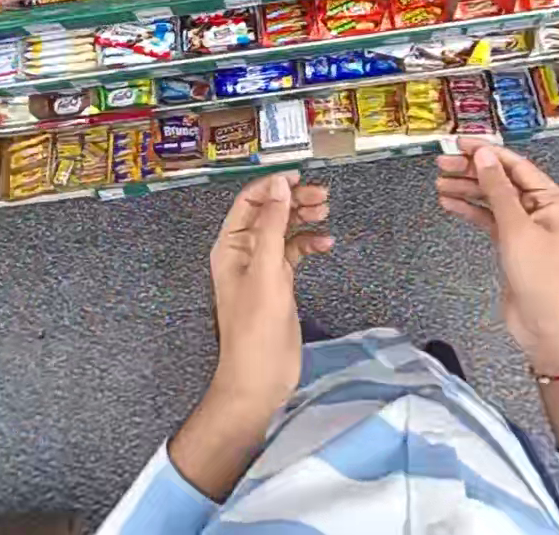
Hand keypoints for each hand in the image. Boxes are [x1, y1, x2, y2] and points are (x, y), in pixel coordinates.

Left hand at [171, 173, 331, 500]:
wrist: (261, 380)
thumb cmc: (257, 326)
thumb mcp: (266, 270)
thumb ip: (272, 225)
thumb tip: (279, 184)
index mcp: (231, 245)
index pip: (249, 202)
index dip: (272, 186)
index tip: (298, 178)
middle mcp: (245, 251)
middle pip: (270, 212)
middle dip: (294, 200)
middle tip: (322, 196)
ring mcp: (263, 266)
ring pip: (284, 229)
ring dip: (304, 218)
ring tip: (326, 212)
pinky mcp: (279, 280)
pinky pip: (295, 251)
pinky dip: (310, 243)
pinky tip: (327, 243)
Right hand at [436, 137, 558, 377]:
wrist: (551, 332)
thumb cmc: (546, 283)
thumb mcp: (518, 229)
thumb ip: (498, 189)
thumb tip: (484, 156)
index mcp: (554, 201)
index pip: (516, 165)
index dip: (487, 152)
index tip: (461, 144)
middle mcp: (543, 211)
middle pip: (502, 181)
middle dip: (472, 171)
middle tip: (443, 164)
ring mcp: (528, 229)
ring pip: (493, 199)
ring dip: (467, 190)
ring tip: (440, 182)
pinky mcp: (515, 246)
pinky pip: (489, 219)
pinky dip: (470, 210)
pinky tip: (451, 203)